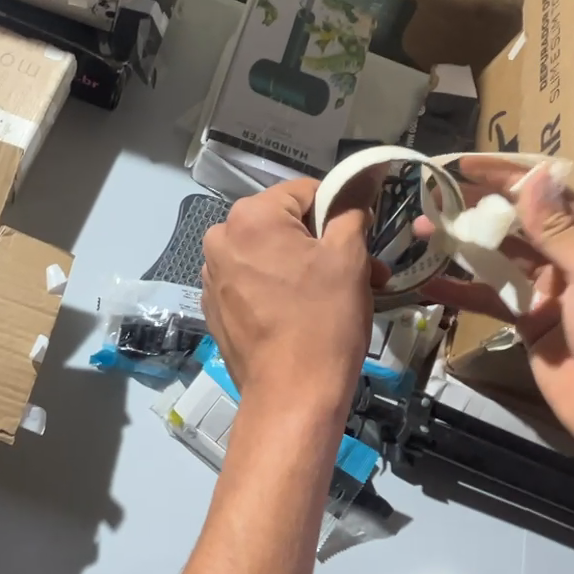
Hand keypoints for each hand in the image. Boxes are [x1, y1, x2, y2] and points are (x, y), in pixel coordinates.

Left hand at [201, 180, 379, 424]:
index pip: (305, 191)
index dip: (339, 211)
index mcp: (250, 216)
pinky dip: (277, 288)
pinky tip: (301, 314)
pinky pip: (252, 281)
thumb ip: (350, 210)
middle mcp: (220, 237)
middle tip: (359, 272)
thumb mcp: (348, 258)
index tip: (361, 241)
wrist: (291, 396)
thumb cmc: (323, 321)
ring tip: (336, 296)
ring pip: (269, 253)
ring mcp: (212, 274)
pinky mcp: (214, 306)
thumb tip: (361, 178)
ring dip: (302, 266)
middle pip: (284, 223)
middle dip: (322, 243)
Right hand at [420, 160, 573, 467]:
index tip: (464, 166)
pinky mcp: (530, 319)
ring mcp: (553, 289)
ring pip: (499, 256)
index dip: (508, 178)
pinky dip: (459, 290)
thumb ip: (561, 229)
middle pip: (520, 222)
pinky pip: (489, 296)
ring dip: (460, 244)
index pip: (553, 194)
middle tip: (429, 199)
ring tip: (419, 232)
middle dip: (476, 209)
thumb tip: (534, 175)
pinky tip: (426, 282)